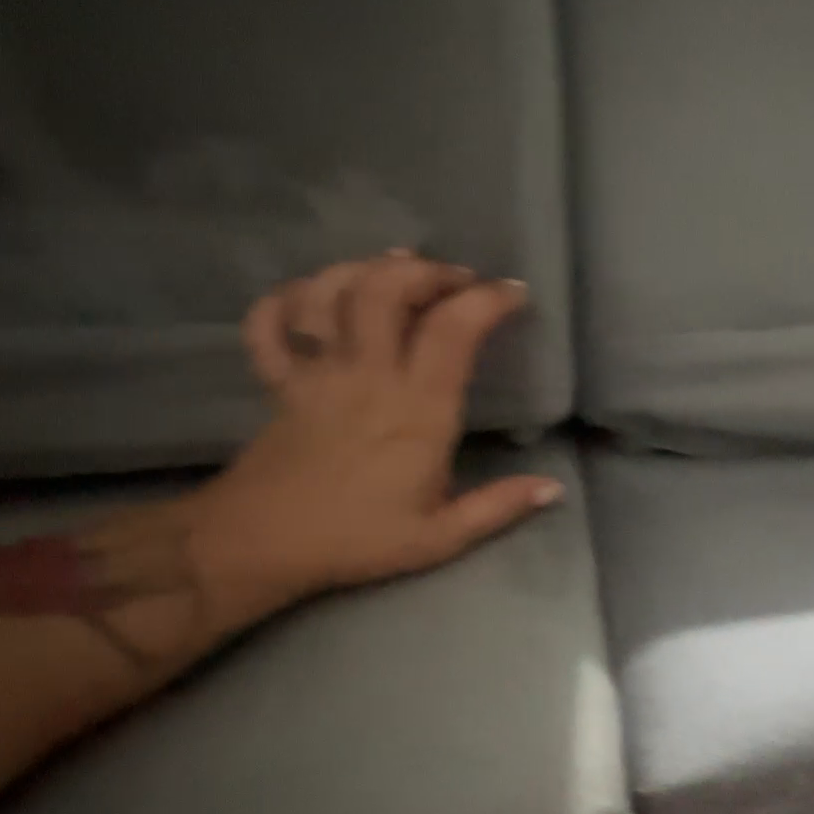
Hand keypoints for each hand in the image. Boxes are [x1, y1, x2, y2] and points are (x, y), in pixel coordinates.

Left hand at [175, 254, 563, 622]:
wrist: (260, 546)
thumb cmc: (357, 541)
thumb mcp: (441, 538)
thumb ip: (498, 508)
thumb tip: (553, 489)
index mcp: (417, 411)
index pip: (454, 330)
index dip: (487, 300)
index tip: (514, 295)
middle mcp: (368, 376)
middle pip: (389, 290)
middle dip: (430, 271)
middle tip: (459, 281)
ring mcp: (318, 372)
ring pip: (334, 292)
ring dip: (368, 268)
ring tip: (399, 268)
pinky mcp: (280, 381)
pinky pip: (272, 323)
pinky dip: (290, 298)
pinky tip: (316, 296)